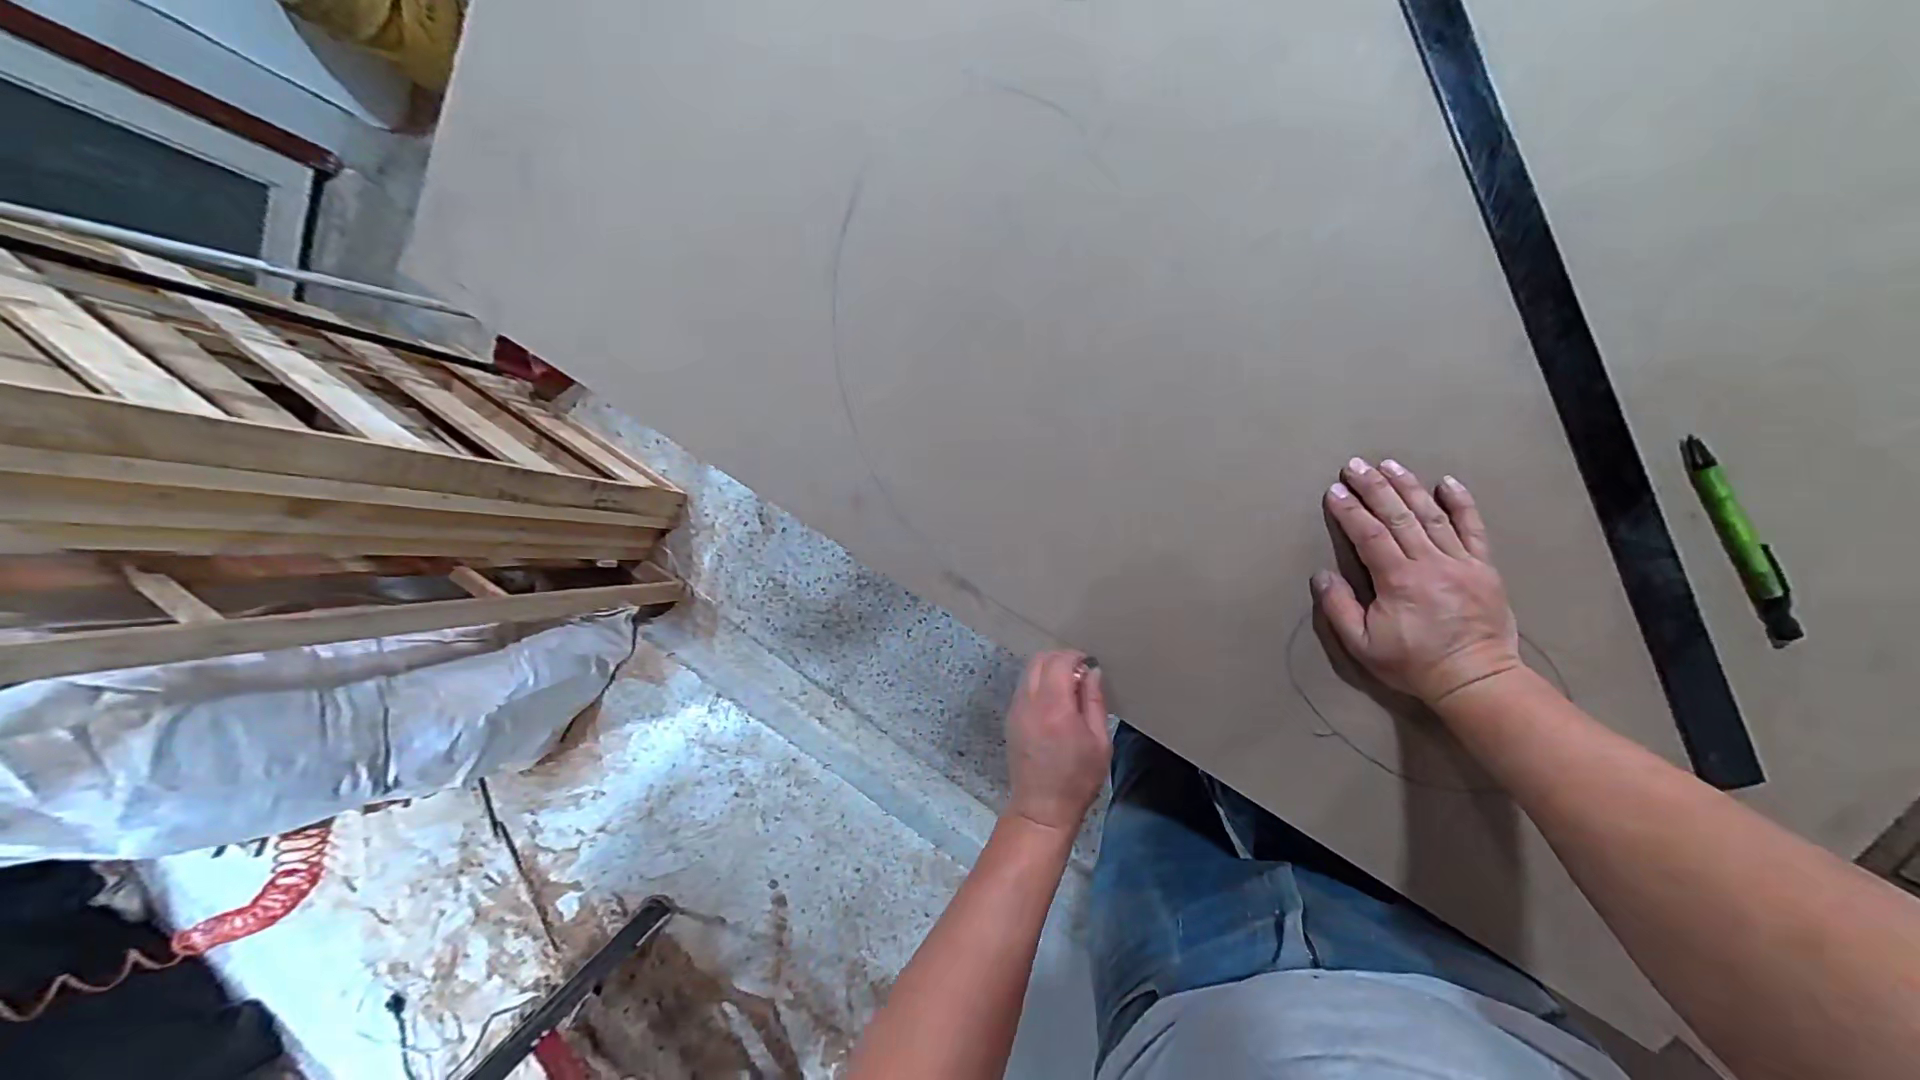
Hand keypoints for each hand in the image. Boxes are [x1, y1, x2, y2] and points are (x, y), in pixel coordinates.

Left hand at [1004, 650, 1111, 833]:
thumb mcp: (1099, 741)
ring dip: (1048, 669)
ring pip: (1028, 672)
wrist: (1042, 807)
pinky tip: (1054, 702)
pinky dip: (1039, 683)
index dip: (1076, 657)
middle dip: (1060, 658)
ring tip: (1068, 687)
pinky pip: (1024, 687)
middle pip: (1039, 660)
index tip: (1090, 665)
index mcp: (1054, 707)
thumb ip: (1094, 701)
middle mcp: (1030, 702)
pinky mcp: (1010, 718)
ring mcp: (1016, 709)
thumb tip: (1092, 672)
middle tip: (1079, 673)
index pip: (1059, 662)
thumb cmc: (1078, 778)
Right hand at [1313, 458, 1522, 706]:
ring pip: (1432, 515)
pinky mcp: (1483, 568)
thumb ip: (1339, 608)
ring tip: (1389, 464)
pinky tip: (1447, 482)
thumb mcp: (1362, 644)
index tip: (1334, 491)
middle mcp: (1431, 563)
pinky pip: (1473, 529)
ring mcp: (1461, 563)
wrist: (1476, 679)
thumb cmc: (1412, 663)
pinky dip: (1461, 503)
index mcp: (1399, 581)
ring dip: (1408, 487)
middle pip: (1399, 516)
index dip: (1350, 511)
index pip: (1370, 536)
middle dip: (1374, 488)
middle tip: (1355, 465)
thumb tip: (1322, 575)